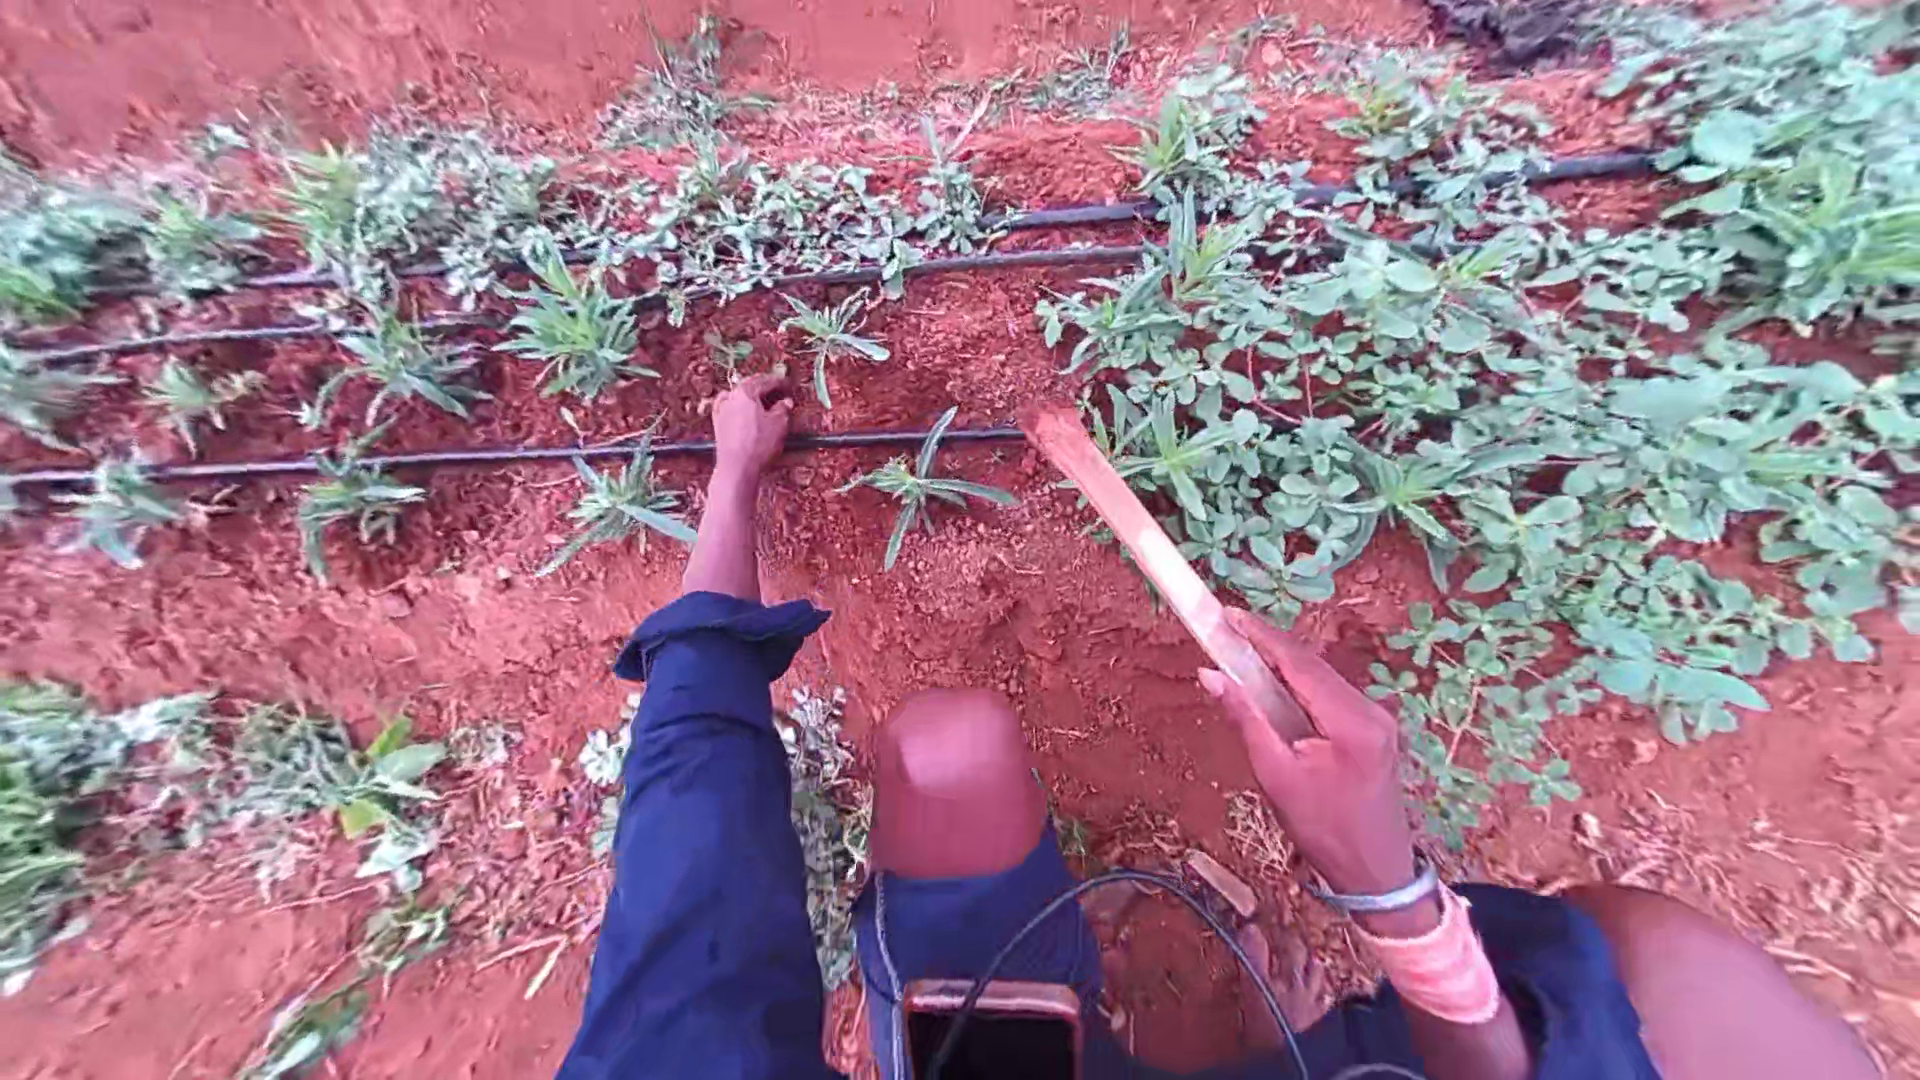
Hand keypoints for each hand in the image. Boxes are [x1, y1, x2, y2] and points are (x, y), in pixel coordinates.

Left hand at [711, 374, 793, 483]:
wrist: (737, 466)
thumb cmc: (758, 444)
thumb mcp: (779, 425)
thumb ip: (783, 409)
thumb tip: (785, 403)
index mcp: (745, 392)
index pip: (764, 381)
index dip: (778, 382)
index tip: (787, 384)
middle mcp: (730, 397)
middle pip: (749, 387)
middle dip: (764, 388)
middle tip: (777, 391)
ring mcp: (721, 410)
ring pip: (738, 397)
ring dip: (751, 397)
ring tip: (763, 402)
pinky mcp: (718, 423)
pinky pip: (730, 408)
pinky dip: (739, 407)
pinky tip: (744, 411)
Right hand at [1199, 608, 1419, 899]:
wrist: (1375, 873)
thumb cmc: (1321, 827)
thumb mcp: (1273, 772)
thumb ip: (1243, 717)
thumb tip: (1209, 674)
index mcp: (1351, 721)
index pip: (1298, 662)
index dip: (1261, 634)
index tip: (1227, 614)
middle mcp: (1370, 710)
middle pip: (1311, 663)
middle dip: (1268, 643)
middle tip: (1227, 629)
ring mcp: (1376, 718)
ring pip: (1319, 674)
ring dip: (1280, 661)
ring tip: (1241, 650)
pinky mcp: (1371, 727)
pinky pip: (1327, 691)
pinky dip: (1295, 680)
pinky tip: (1270, 681)